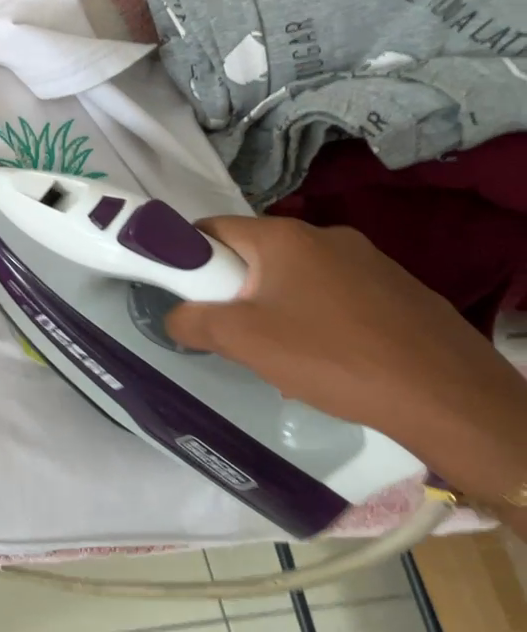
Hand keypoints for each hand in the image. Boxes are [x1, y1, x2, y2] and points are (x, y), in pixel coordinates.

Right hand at [167, 215, 526, 499]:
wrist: (457, 405)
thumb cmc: (334, 358)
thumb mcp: (239, 341)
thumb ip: (189, 321)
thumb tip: (176, 318)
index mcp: (285, 236)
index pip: (209, 230)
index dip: (186, 259)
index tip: (187, 296)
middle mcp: (329, 238)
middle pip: (254, 256)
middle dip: (236, 291)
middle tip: (236, 333)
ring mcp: (375, 264)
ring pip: (297, 280)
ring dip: (279, 309)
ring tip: (287, 355)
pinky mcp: (407, 295)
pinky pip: (339, 299)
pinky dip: (322, 323)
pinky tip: (333, 362)